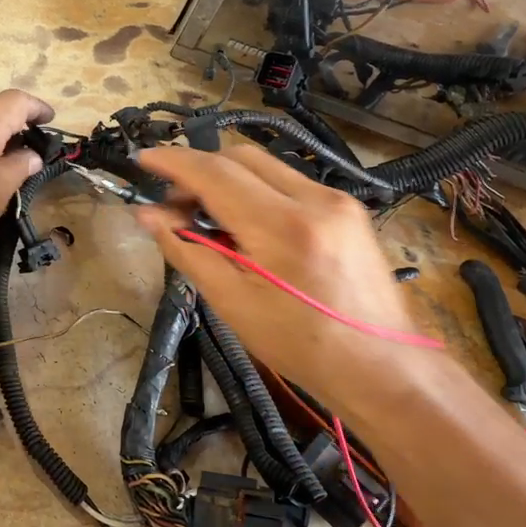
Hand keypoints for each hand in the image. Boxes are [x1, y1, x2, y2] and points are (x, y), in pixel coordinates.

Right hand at [132, 143, 445, 417]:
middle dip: (198, 170)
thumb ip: (186, 250)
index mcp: (284, 226)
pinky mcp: (347, 209)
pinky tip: (241, 224)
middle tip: (172, 203)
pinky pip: (286, 182)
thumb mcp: (231, 302)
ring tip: (204, 216)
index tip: (142, 159)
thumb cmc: (301, 345)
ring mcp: (336, 201)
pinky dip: (253, 190)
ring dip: (224, 179)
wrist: (383, 369)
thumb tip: (147, 215)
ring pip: (263, 165)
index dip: (173, 161)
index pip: (215, 173)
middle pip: (239, 157)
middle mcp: (315, 200)